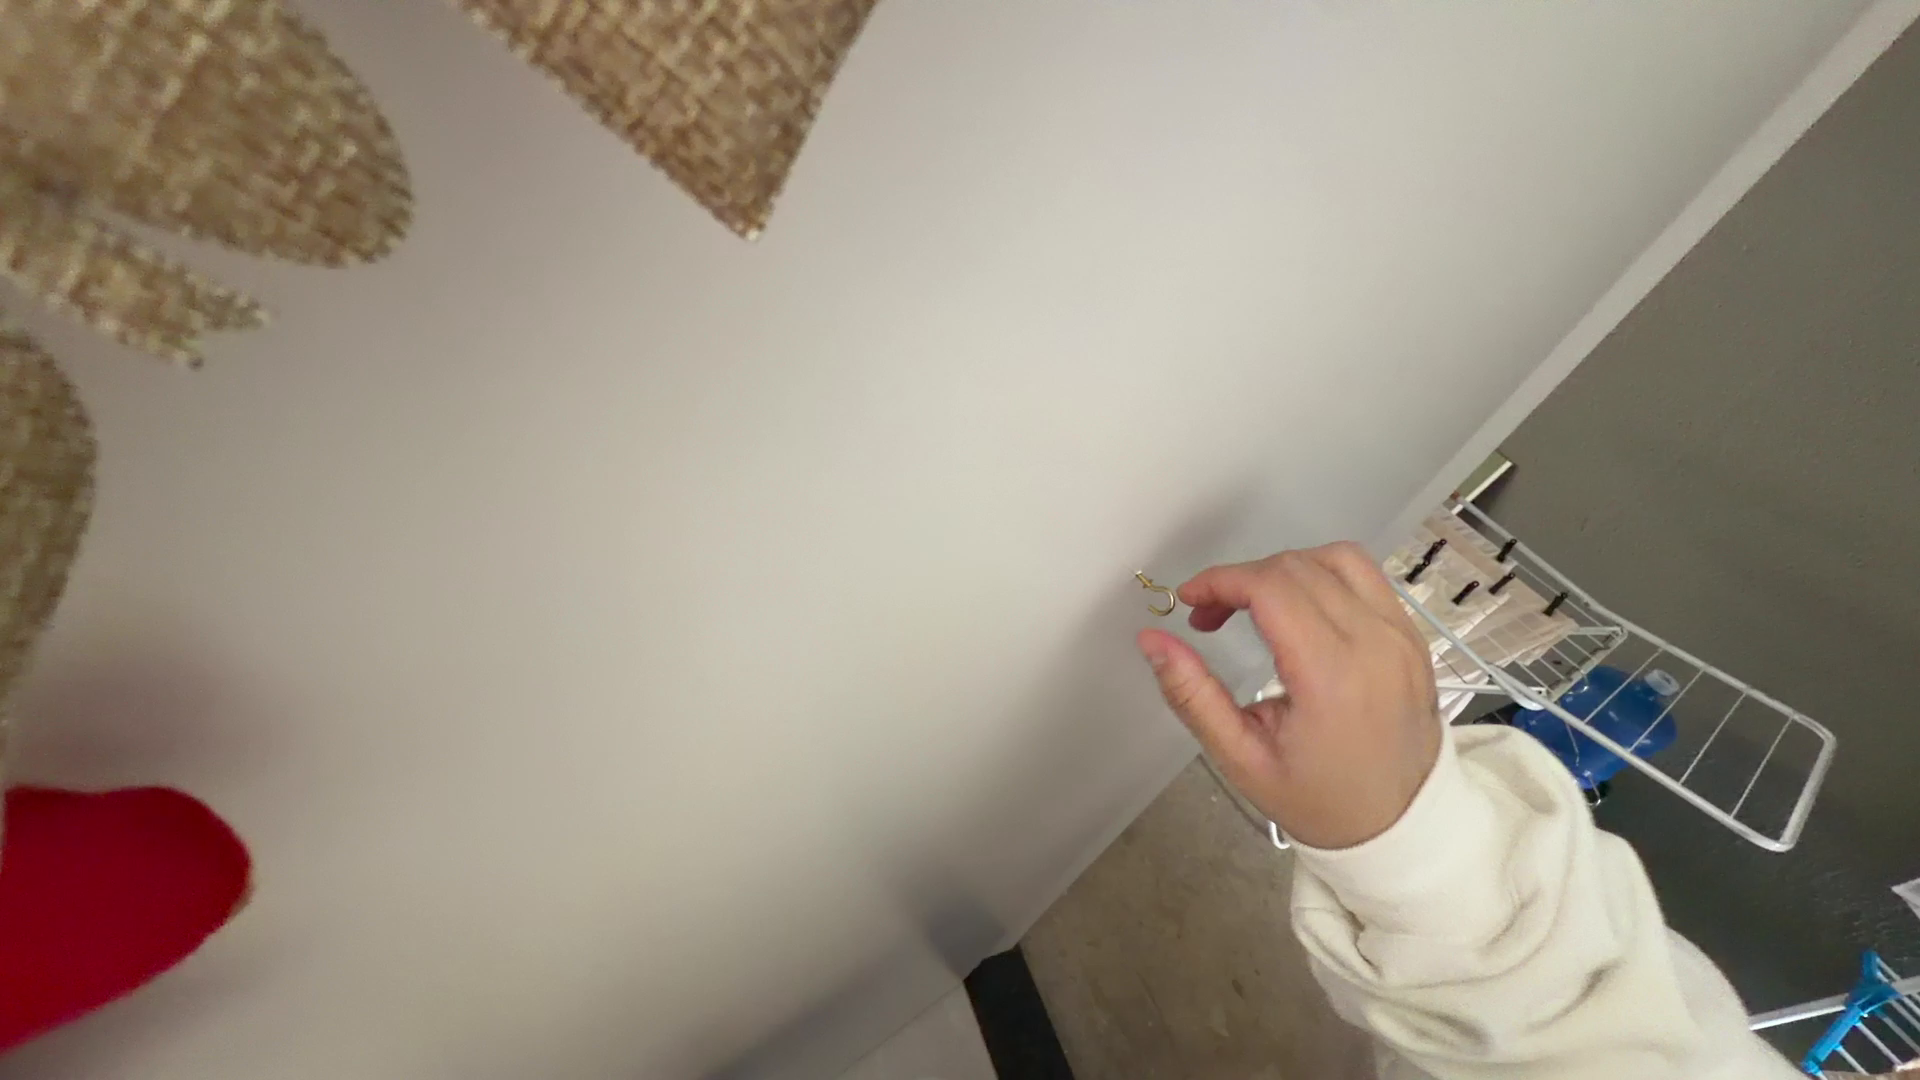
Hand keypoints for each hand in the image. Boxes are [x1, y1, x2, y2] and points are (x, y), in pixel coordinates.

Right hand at [1137, 543, 1441, 849]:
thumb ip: (1191, 695)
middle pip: (1295, 567)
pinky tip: (1299, 610)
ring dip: (1283, 569)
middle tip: (1210, 616)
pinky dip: (1321, 576)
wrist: (1406, 829)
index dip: (1219, 581)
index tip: (1189, 601)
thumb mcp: (1240, 758)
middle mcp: (1375, 644)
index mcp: (1331, 676)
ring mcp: (1402, 636)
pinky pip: (1366, 577)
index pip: (1270, 587)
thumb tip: (1152, 640)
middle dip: (1240, 578)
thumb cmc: (1319, 800)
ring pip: (1335, 558)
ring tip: (1255, 606)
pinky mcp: (1414, 637)